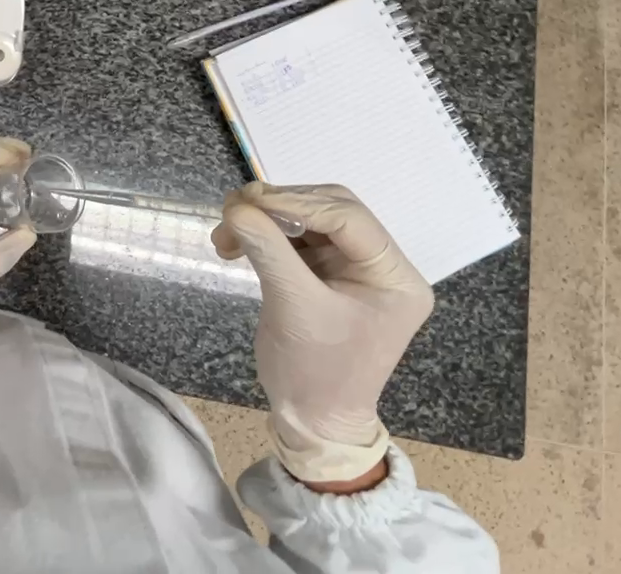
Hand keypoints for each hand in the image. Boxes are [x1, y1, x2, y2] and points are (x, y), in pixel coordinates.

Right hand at [211, 182, 433, 484]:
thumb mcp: (294, 307)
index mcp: (394, 276)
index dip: (296, 202)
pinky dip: (262, 235)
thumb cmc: (315, 371)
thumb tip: (236, 206)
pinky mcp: (322, 274)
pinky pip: (292, 239)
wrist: (309, 420)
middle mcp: (378, 266)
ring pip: (306, 219)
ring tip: (225, 233)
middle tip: (232, 210)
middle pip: (328, 210)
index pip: (348, 218)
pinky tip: (233, 245)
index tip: (246, 200)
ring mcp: (350, 268)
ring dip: (263, 220)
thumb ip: (268, 250)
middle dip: (277, 207)